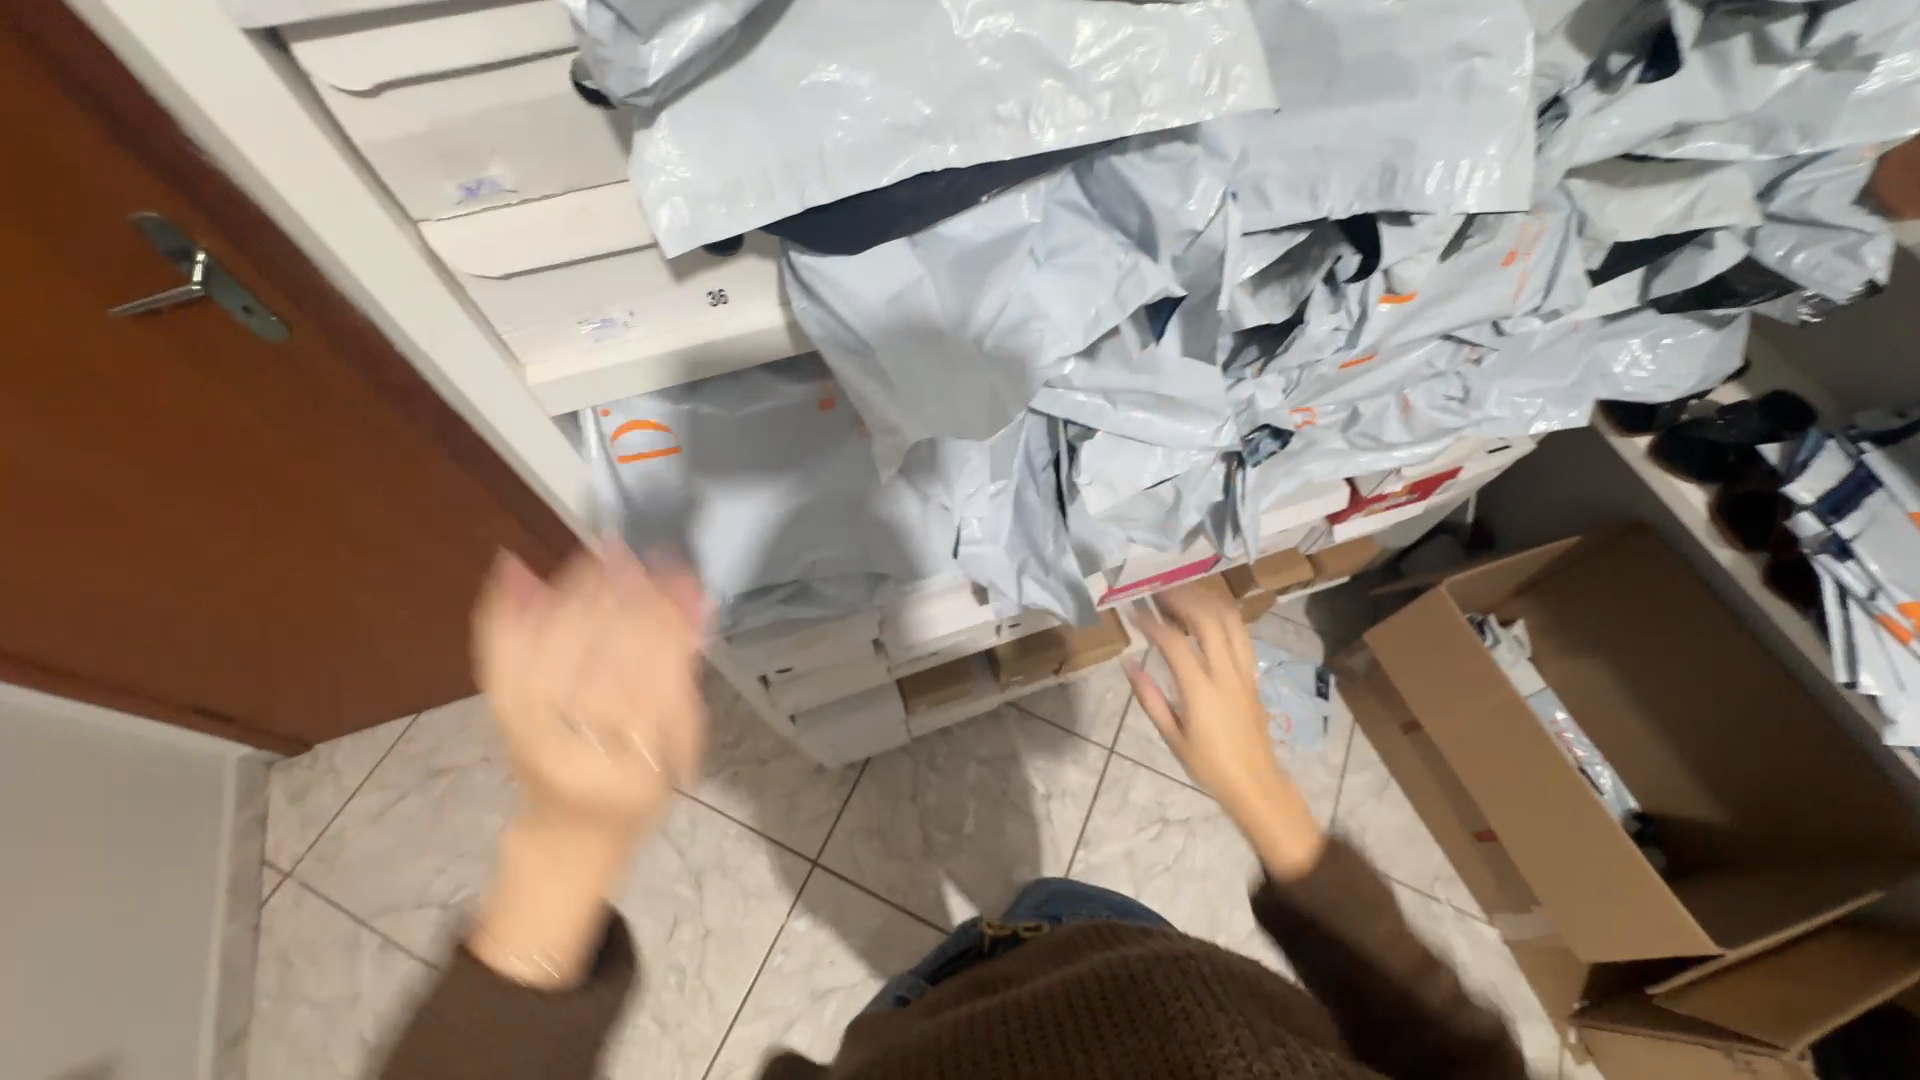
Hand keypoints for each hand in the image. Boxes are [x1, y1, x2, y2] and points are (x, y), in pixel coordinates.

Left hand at [465, 542, 709, 988]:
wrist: (569, 829)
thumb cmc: (636, 791)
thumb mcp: (681, 745)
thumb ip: (685, 673)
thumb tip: (693, 600)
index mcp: (627, 764)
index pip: (648, 680)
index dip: (664, 624)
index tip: (677, 576)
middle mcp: (570, 748)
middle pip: (597, 656)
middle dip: (622, 597)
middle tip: (639, 554)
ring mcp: (524, 729)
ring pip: (549, 650)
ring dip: (574, 595)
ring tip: (601, 555)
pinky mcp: (499, 712)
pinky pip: (498, 657)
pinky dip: (503, 613)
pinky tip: (514, 572)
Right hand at [1124, 581, 1325, 881]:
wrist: (1256, 782)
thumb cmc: (1208, 765)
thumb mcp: (1171, 736)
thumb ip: (1149, 698)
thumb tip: (1128, 664)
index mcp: (1201, 691)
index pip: (1173, 643)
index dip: (1151, 623)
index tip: (1133, 611)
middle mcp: (1225, 673)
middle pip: (1207, 619)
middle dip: (1181, 599)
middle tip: (1157, 592)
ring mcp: (1244, 671)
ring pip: (1229, 620)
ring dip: (1205, 601)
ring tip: (1181, 595)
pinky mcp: (1253, 673)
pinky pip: (1241, 633)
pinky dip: (1222, 615)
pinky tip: (1206, 613)